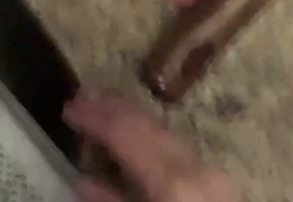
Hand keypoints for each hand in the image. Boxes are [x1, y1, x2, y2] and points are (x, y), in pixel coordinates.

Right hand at [65, 94, 238, 201]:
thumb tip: (83, 182)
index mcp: (170, 181)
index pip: (122, 131)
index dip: (92, 115)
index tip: (66, 107)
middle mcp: (193, 168)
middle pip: (145, 124)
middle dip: (111, 109)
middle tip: (81, 101)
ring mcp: (215, 178)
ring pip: (164, 134)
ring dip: (132, 122)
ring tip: (106, 117)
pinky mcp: (225, 190)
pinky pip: (180, 151)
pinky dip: (153, 141)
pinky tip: (142, 147)